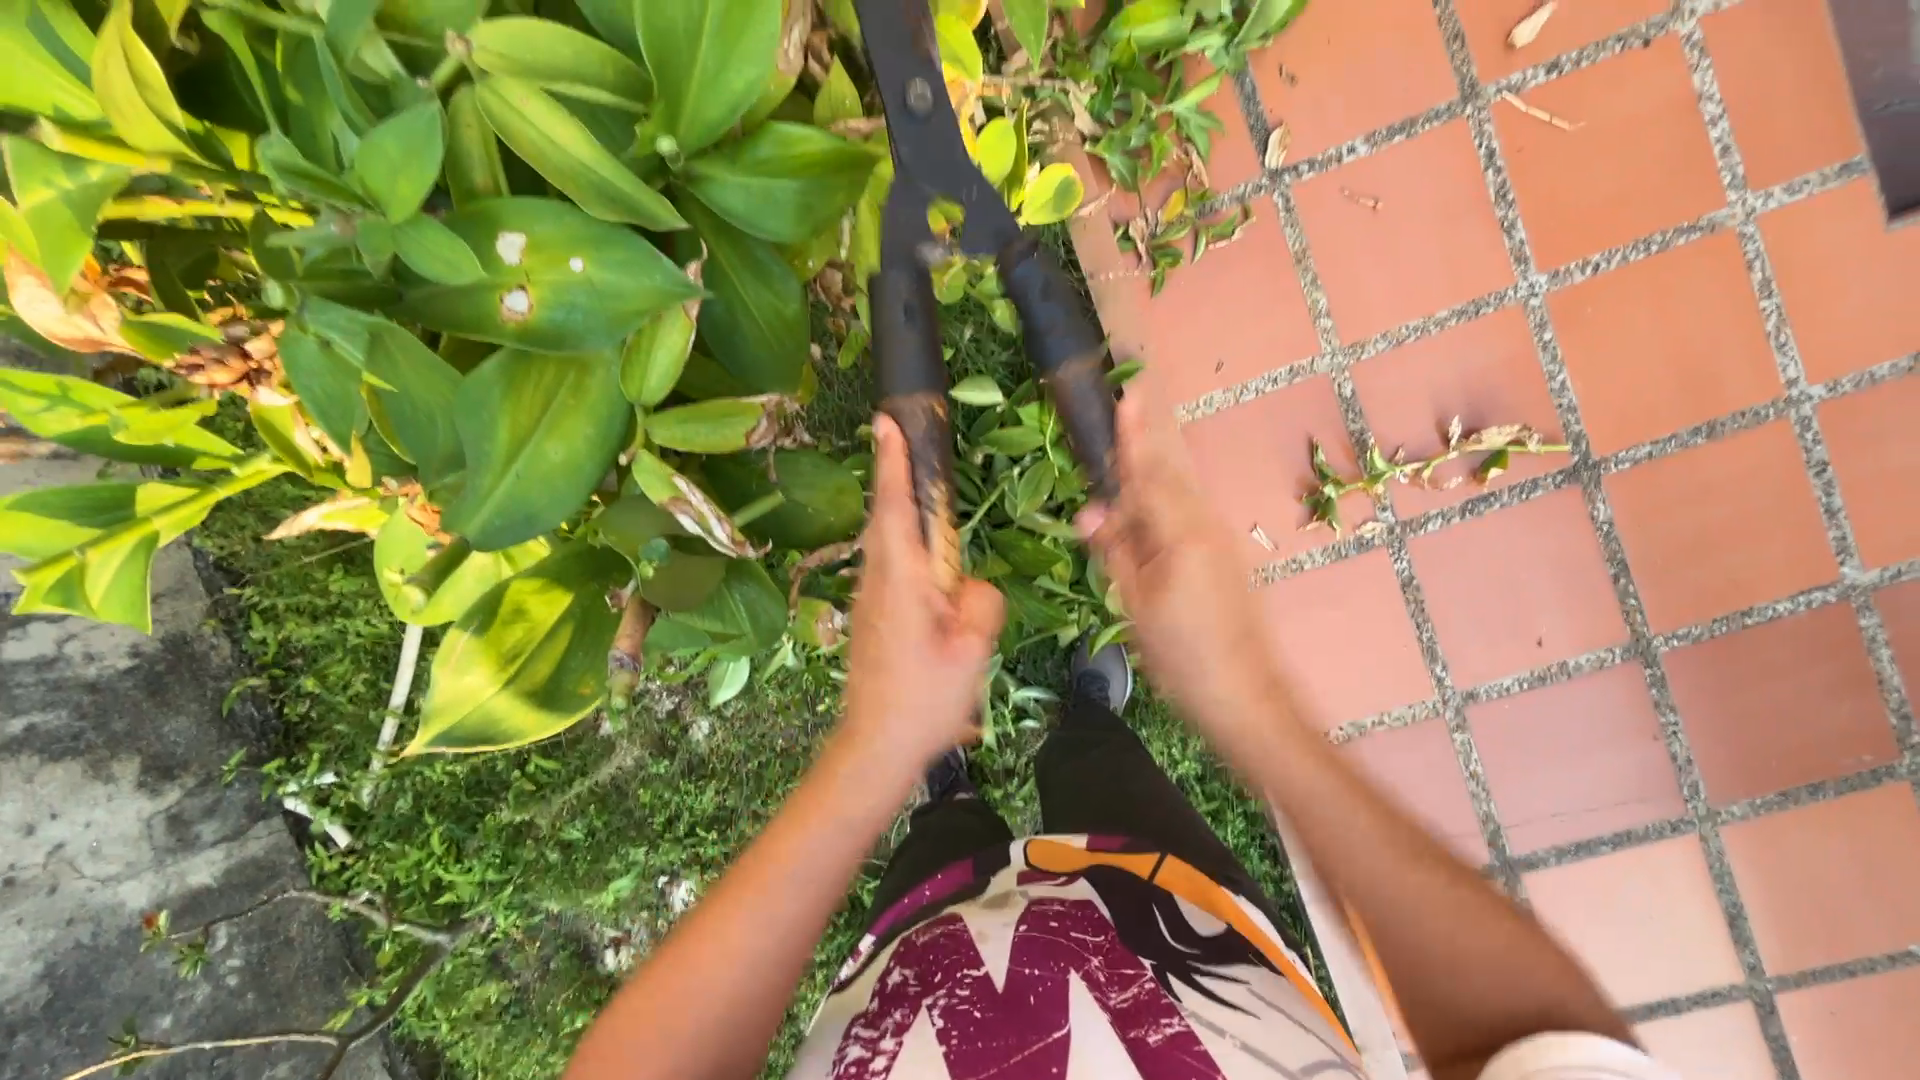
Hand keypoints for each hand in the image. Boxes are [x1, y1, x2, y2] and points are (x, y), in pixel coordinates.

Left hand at [841, 415, 1005, 770]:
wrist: (875, 746)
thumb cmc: (924, 701)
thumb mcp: (972, 652)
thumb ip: (980, 602)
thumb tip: (970, 585)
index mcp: (902, 580)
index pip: (896, 508)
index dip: (891, 463)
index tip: (884, 423)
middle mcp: (878, 582)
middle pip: (886, 519)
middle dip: (893, 477)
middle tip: (899, 440)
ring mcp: (869, 601)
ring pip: (888, 547)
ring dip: (902, 517)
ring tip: (925, 510)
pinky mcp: (871, 620)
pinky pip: (891, 572)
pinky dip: (905, 553)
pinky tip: (930, 578)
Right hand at [1076, 381, 1292, 746]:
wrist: (1247, 697)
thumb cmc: (1183, 655)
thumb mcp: (1136, 604)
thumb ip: (1116, 551)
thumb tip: (1090, 511)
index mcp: (1181, 532)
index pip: (1149, 472)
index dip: (1135, 433)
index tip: (1129, 392)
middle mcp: (1206, 526)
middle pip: (1172, 472)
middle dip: (1149, 439)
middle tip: (1132, 403)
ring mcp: (1221, 543)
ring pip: (1182, 494)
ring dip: (1155, 472)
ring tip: (1130, 453)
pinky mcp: (1225, 561)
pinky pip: (1189, 517)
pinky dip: (1165, 504)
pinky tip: (1148, 513)